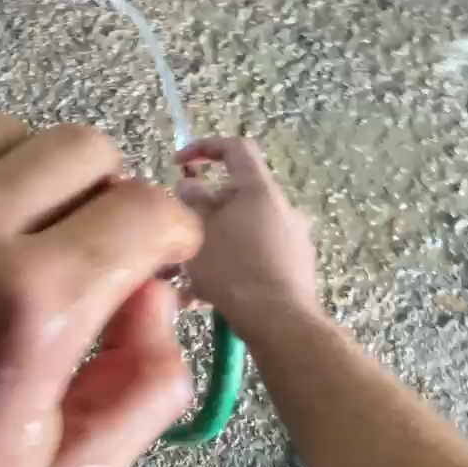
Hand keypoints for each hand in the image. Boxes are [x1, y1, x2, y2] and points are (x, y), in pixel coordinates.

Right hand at [175, 137, 319, 334]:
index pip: (235, 148)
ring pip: (238, 227)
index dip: (203, 147)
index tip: (176, 163)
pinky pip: (250, 252)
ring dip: (209, 241)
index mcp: (259, 191)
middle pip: (233, 194)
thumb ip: (189, 201)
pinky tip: (202, 291)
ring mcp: (292, 237)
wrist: (277, 319)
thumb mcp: (196, 230)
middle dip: (199, 209)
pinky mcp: (294, 264)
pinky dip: (226, 262)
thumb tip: (188, 186)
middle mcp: (282, 208)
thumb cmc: (231, 268)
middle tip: (174, 231)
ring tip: (181, 273)